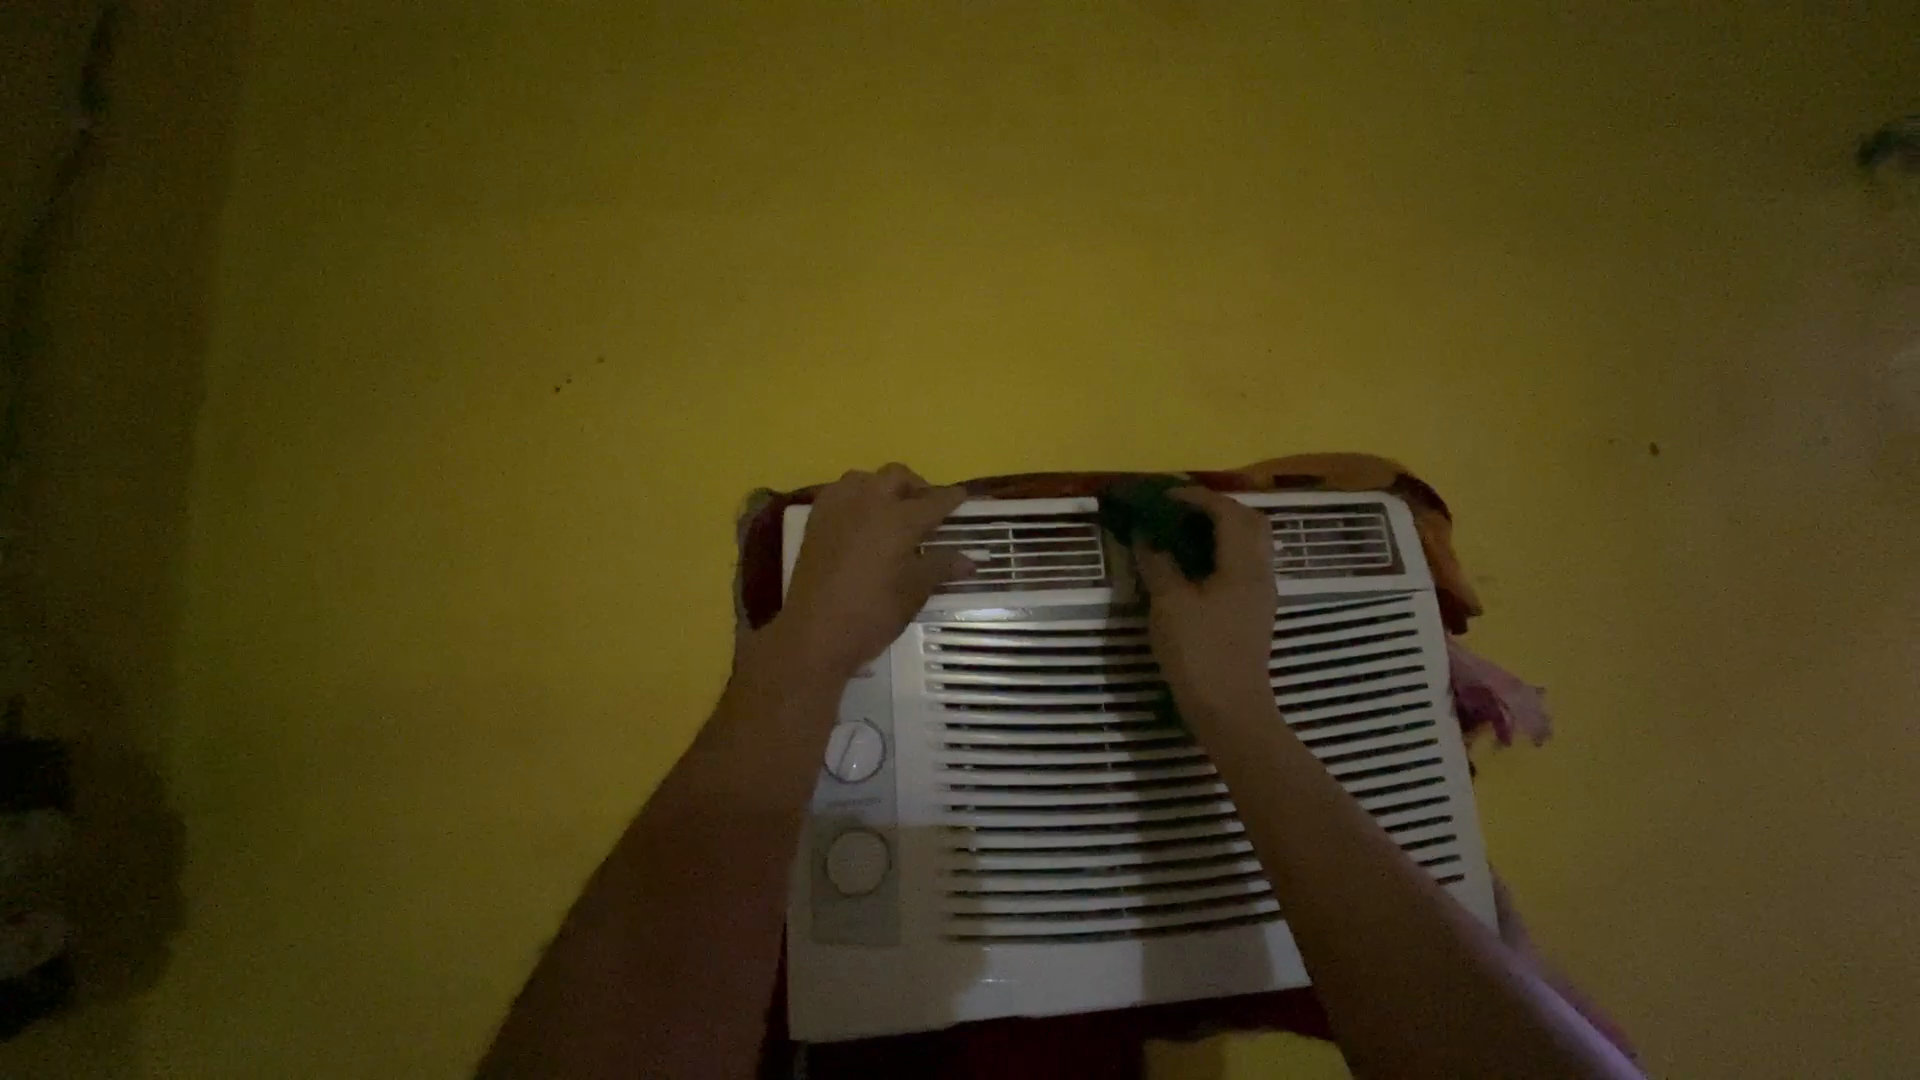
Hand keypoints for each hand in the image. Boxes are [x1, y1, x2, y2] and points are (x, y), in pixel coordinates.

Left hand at [768, 463, 971, 681]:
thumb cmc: (872, 614)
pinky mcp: (816, 520)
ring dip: (883, 486)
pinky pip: (839, 491)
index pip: (934, 501)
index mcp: (900, 520)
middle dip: (916, 486)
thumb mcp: (914, 592)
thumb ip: (940, 568)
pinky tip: (860, 516)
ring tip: (891, 508)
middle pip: (897, 476)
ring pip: (865, 478)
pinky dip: (855, 495)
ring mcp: (838, 508)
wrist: (815, 633)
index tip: (962, 496)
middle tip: (927, 507)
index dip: (951, 498)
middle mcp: (869, 503)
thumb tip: (969, 561)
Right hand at [1134, 488, 1277, 710]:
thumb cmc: (1199, 653)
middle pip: (1250, 522)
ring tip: (1183, 534)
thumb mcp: (1169, 604)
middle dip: (1217, 507)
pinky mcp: (1252, 612)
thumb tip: (1148, 537)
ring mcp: (1260, 594)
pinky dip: (1220, 553)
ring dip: (1220, 530)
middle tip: (1180, 510)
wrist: (1229, 709)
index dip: (1196, 497)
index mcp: (1243, 565)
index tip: (1163, 496)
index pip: (1227, 512)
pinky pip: (1242, 565)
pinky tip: (1193, 566)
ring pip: (1249, 545)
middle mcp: (1260, 572)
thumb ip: (1159, 564)